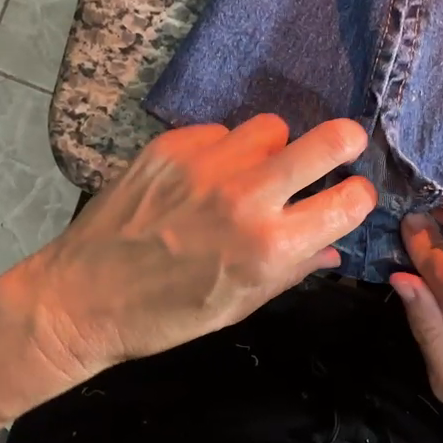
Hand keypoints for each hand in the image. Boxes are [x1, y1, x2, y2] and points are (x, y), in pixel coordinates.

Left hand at [12, 115, 376, 383]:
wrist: (84, 295)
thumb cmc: (167, 315)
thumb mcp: (240, 304)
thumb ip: (293, 269)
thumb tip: (334, 246)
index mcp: (272, 247)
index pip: (351, 200)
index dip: (358, 197)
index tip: (348, 198)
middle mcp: (248, 196)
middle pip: (329, 140)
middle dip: (345, 142)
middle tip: (338, 150)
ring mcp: (208, 164)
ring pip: (271, 126)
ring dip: (272, 148)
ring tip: (251, 171)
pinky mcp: (172, 146)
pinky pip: (220, 131)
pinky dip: (222, 150)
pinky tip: (202, 175)